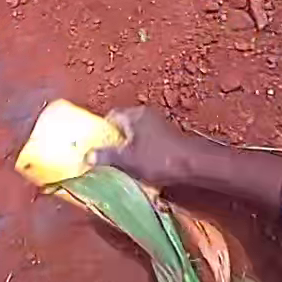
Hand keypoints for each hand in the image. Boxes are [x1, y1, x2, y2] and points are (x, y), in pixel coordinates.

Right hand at [90, 107, 210, 188]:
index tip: (97, 146)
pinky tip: (143, 166)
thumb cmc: (158, 159)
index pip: (111, 116)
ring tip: (125, 164)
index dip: (102, 131)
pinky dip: (143, 151)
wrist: (195, 165)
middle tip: (108, 157)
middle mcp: (146, 115)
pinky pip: (148, 140)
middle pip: (123, 125)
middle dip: (115, 140)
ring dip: (130, 147)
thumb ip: (106, 156)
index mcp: (134, 115)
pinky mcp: (168, 136)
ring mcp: (159, 125)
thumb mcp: (127, 160)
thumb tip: (87, 155)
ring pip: (136, 134)